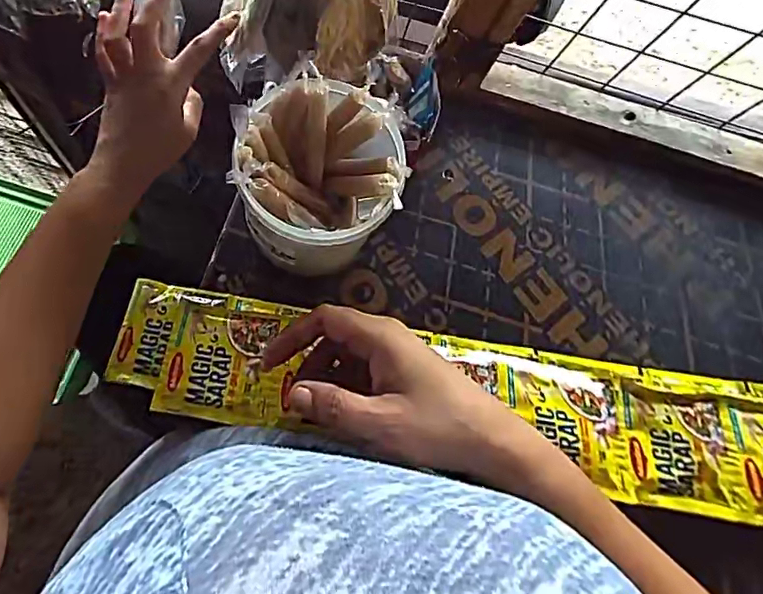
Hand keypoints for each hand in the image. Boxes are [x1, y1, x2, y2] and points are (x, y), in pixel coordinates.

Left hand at [90, 0, 237, 192]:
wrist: (120, 166)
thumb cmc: (158, 151)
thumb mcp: (188, 130)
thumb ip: (193, 104)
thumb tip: (188, 90)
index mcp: (171, 83)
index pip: (198, 50)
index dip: (218, 31)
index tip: (233, 16)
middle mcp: (146, 72)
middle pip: (147, 27)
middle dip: (158, 1)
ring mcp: (124, 75)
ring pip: (118, 34)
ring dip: (122, 9)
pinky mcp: (109, 82)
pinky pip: (104, 52)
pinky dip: (103, 32)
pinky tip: (104, 17)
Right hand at [260, 305, 555, 489]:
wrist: (494, 443)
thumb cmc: (440, 428)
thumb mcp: (381, 423)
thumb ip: (334, 407)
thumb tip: (293, 394)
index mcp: (379, 336)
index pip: (323, 320)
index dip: (292, 337)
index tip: (269, 363)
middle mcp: (386, 337)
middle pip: (333, 336)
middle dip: (306, 362)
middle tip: (288, 395)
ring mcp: (397, 354)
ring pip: (348, 355)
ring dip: (326, 378)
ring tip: (313, 410)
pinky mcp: (405, 372)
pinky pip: (365, 370)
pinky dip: (346, 387)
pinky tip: (344, 414)